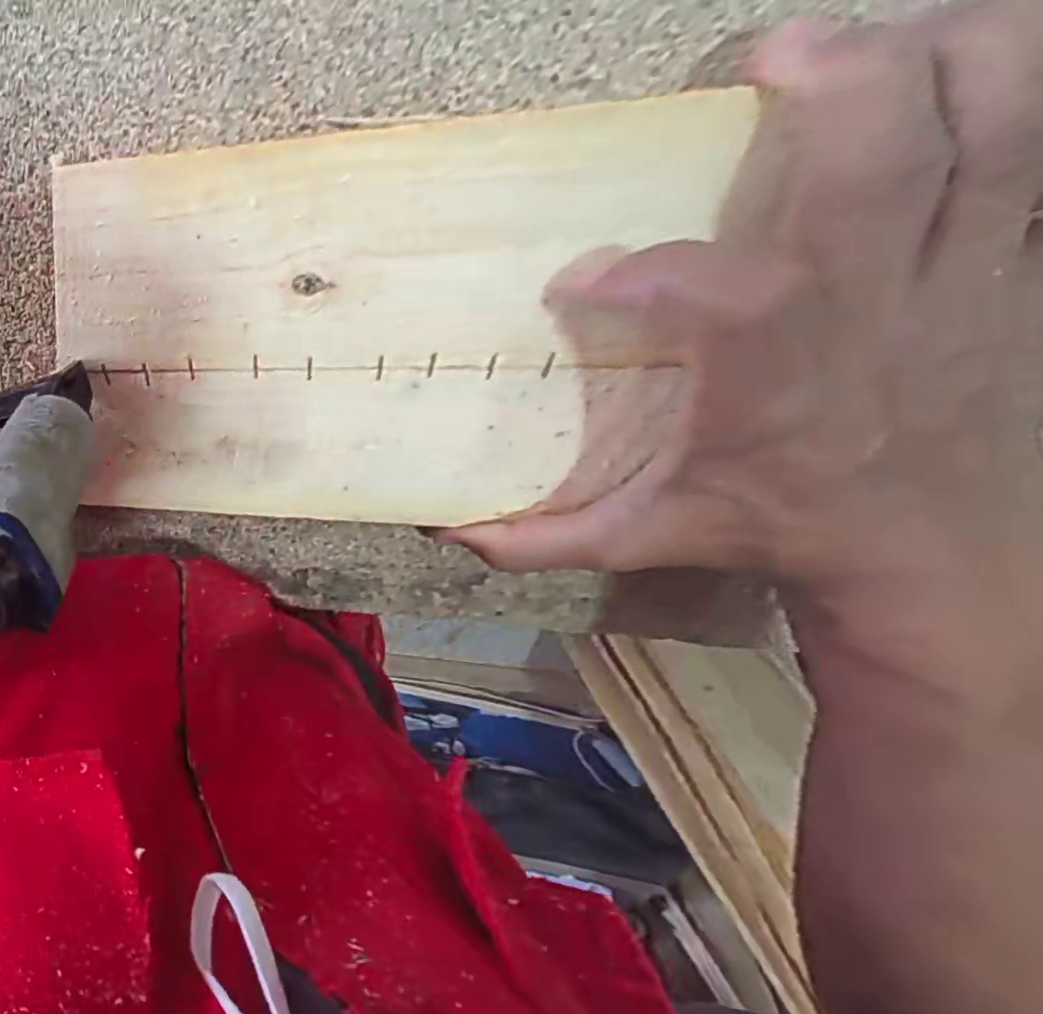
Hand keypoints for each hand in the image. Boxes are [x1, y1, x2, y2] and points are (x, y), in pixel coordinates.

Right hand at [445, 5, 1042, 599]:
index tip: (579, 281)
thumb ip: (538, 541)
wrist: (942, 547)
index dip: (642, 272)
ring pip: (1003, 118)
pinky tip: (946, 65)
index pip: (724, 296)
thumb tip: (445, 531)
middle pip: (887, 162)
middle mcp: (879, 314)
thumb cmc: (771, 530)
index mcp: (774, 384)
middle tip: (769, 53)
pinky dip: (1008, 77)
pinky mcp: (1020, 261)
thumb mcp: (637, 540)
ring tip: (860, 44)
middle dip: (837, 82)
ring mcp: (970, 276)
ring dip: (943, 54)